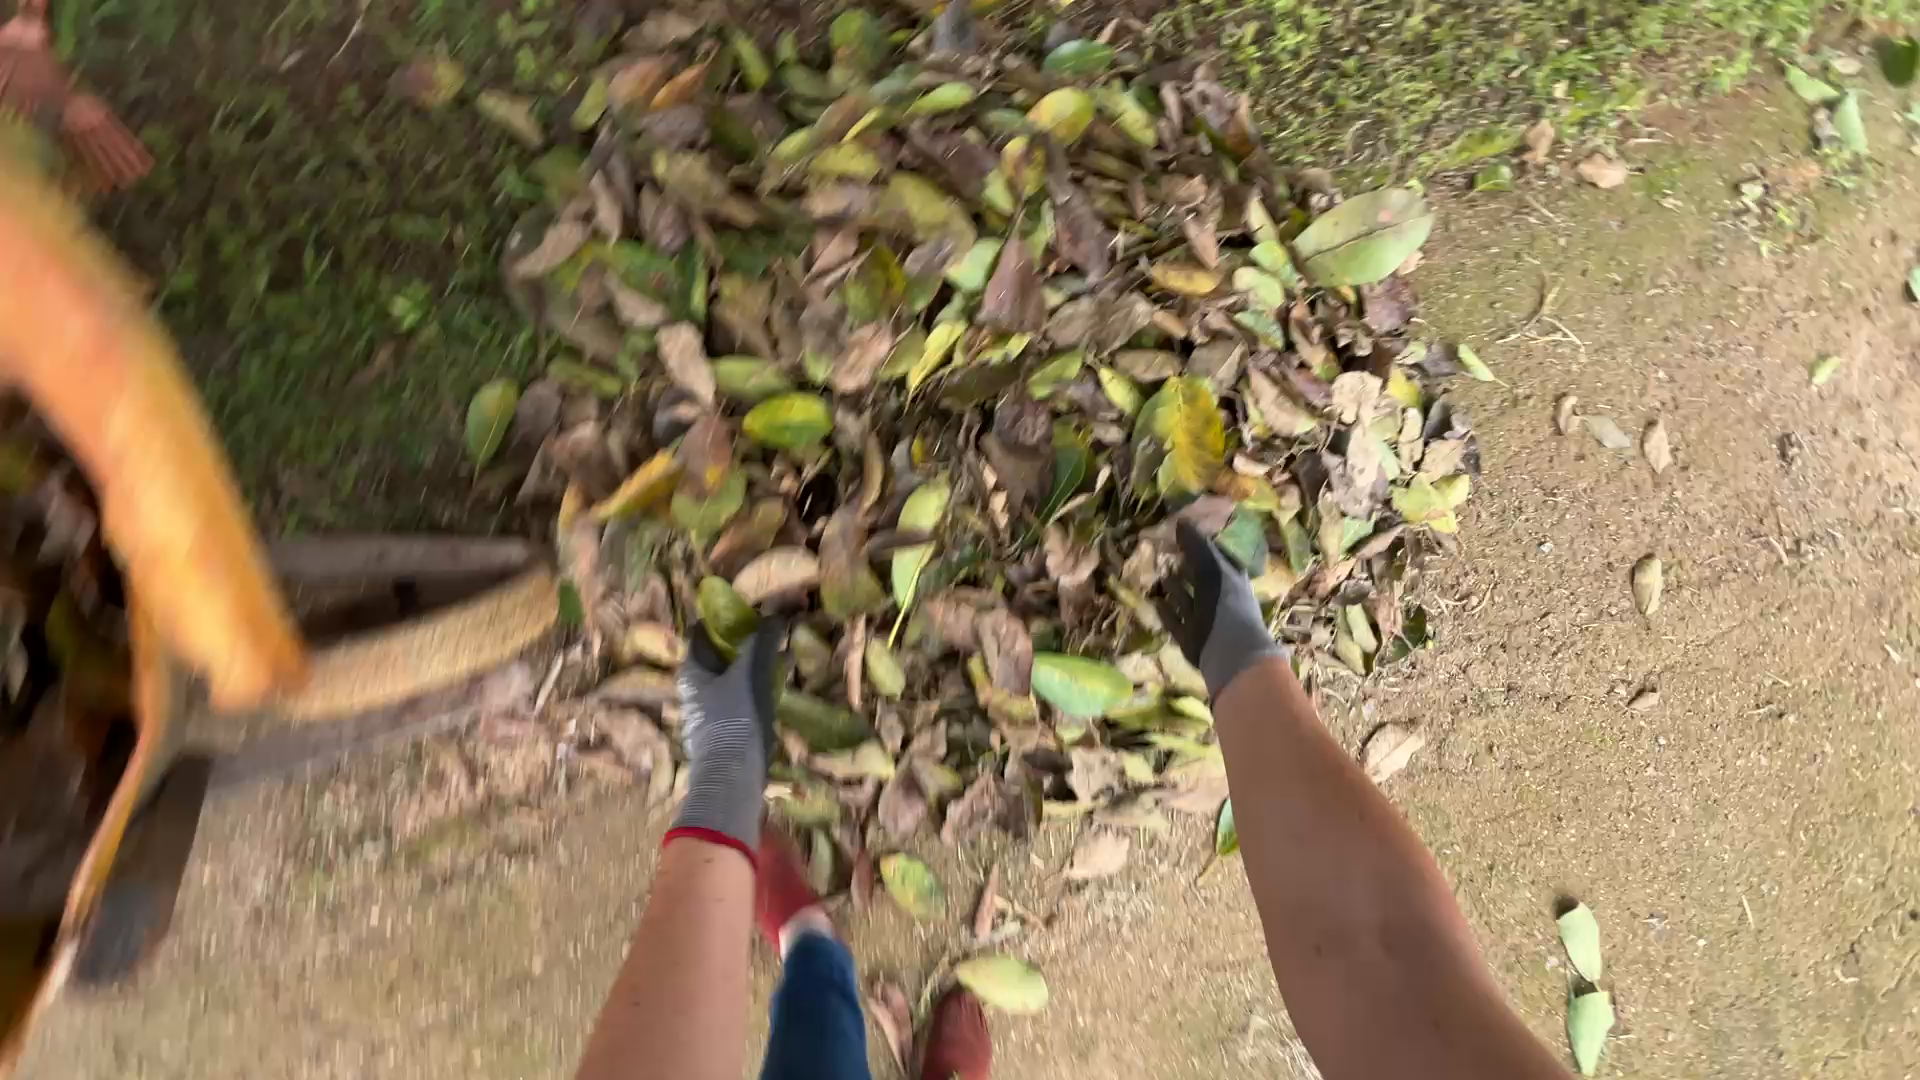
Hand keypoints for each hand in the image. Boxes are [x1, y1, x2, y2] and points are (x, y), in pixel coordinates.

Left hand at [666, 617, 785, 863]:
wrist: (733, 778)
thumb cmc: (735, 719)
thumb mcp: (751, 673)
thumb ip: (762, 642)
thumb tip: (775, 616)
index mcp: (692, 673)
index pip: (700, 635)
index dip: (720, 619)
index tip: (746, 609)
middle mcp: (695, 691)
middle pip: (716, 656)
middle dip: (740, 642)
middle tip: (766, 630)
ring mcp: (709, 712)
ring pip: (730, 677)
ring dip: (751, 664)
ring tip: (778, 653)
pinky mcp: (726, 729)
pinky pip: (740, 697)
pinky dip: (756, 684)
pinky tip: (778, 683)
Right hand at [1157, 520, 1286, 697]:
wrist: (1229, 651)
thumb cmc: (1225, 604)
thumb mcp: (1212, 569)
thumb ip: (1197, 546)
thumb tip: (1180, 521)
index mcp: (1232, 582)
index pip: (1218, 560)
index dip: (1203, 548)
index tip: (1185, 535)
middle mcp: (1220, 601)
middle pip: (1201, 580)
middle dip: (1187, 568)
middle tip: (1167, 552)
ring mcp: (1205, 621)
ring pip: (1188, 601)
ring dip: (1175, 589)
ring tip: (1160, 573)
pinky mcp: (1191, 639)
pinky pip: (1176, 622)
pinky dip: (1166, 611)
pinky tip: (1154, 600)